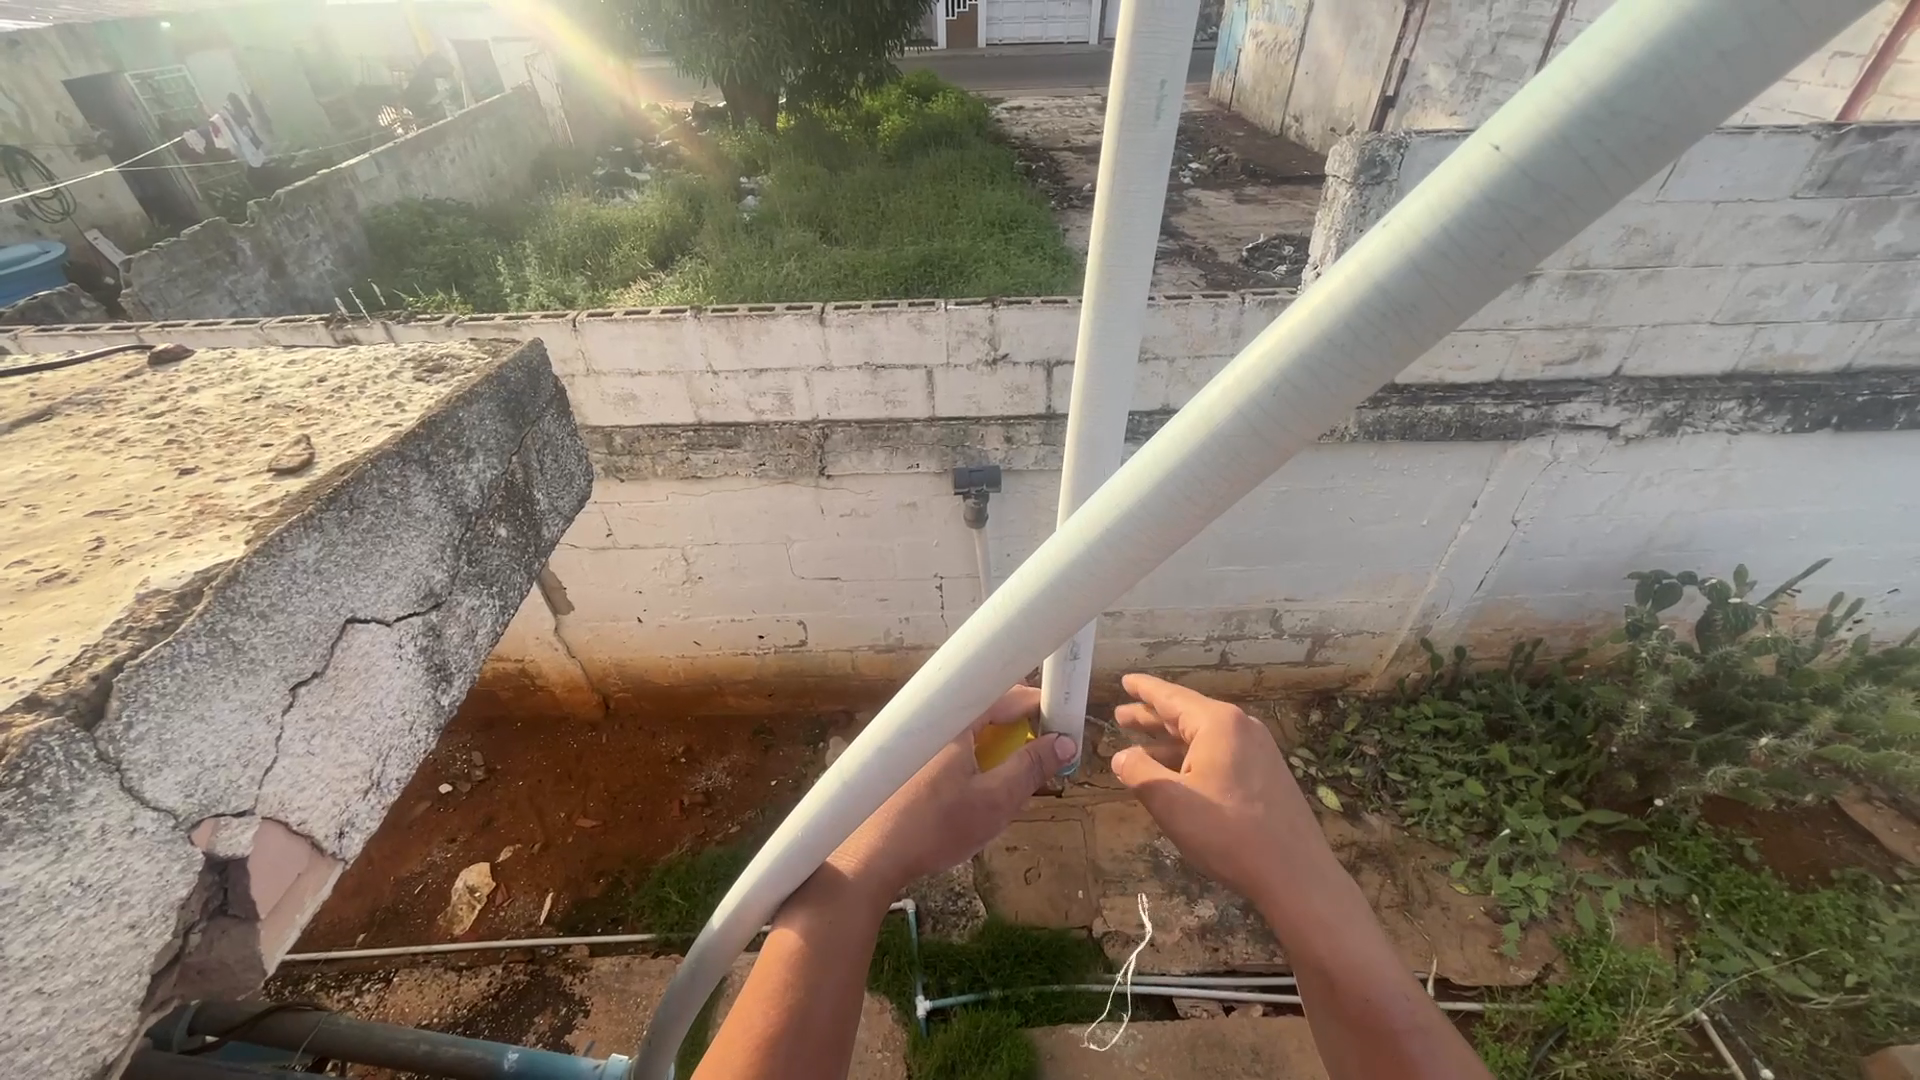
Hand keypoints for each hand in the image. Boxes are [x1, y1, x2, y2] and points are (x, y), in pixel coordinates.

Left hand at [825, 685, 1074, 900]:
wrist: (868, 857)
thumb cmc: (934, 827)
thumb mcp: (995, 802)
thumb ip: (1031, 768)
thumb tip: (1064, 743)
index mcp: (954, 717)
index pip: (1005, 693)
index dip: (1037, 704)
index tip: (1061, 720)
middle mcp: (932, 717)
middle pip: (984, 707)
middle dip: (1016, 726)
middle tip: (1040, 751)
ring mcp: (914, 737)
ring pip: (965, 728)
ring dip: (992, 745)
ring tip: (1011, 774)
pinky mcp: (903, 759)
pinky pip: (946, 744)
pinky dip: (969, 757)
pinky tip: (973, 787)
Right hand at [1108, 674, 1335, 905]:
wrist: (1296, 877)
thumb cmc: (1228, 833)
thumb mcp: (1171, 802)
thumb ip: (1139, 772)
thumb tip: (1121, 756)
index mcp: (1218, 723)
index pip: (1171, 697)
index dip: (1144, 690)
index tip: (1125, 680)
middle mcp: (1240, 728)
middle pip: (1186, 715)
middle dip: (1151, 717)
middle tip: (1120, 717)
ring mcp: (1257, 751)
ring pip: (1202, 737)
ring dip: (1169, 742)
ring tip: (1138, 747)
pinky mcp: (1266, 775)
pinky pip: (1219, 754)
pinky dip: (1190, 758)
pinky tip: (1174, 774)